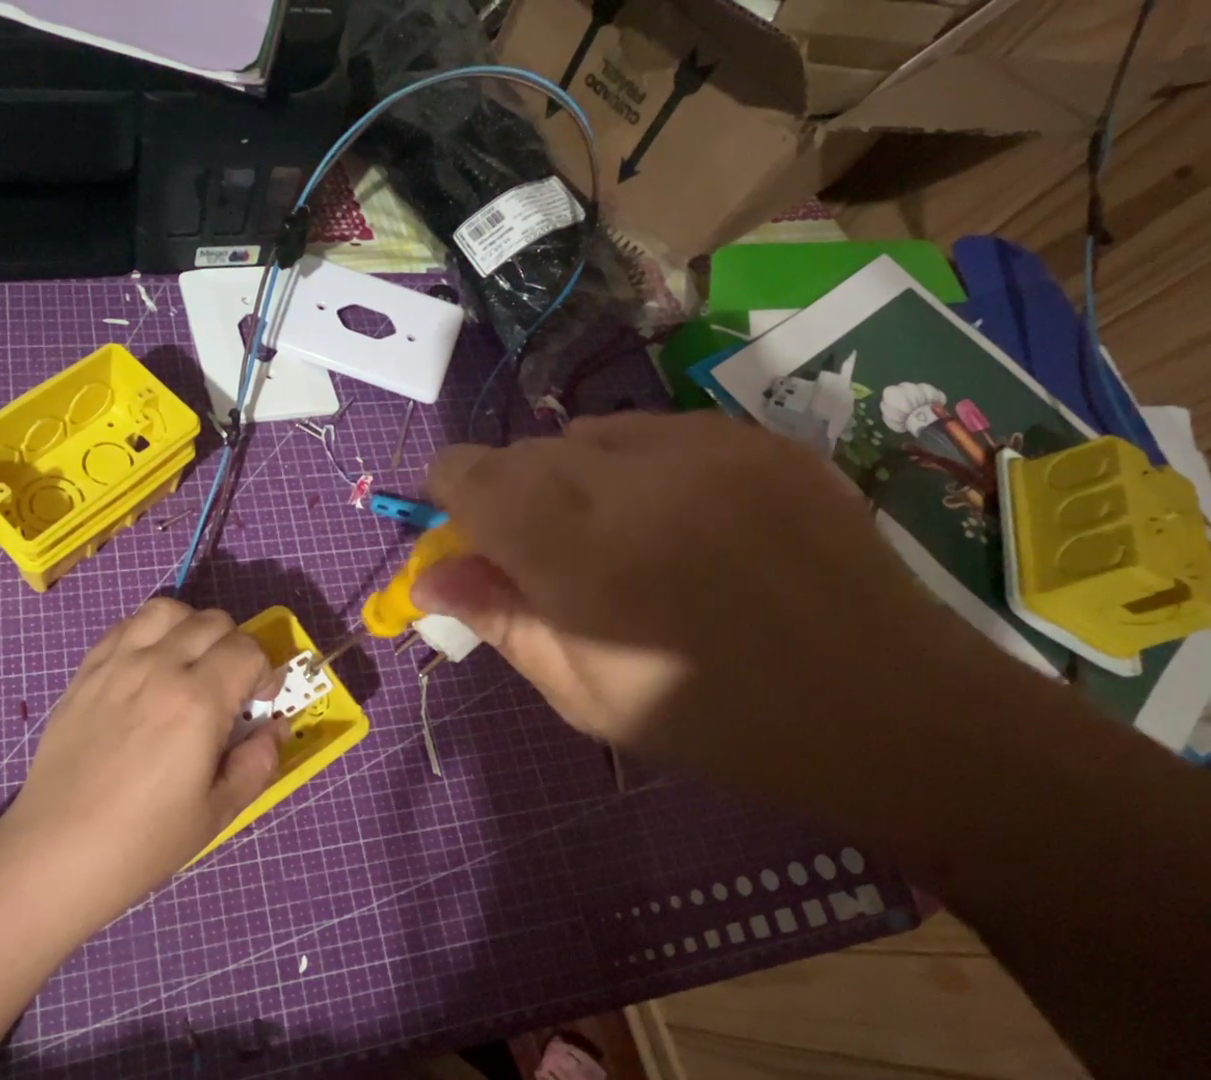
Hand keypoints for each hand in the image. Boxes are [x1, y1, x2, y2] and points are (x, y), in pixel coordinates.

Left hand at [0, 598, 284, 926]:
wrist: (57, 851)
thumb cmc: (144, 841)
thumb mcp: (218, 812)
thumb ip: (257, 762)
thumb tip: (274, 728)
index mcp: (197, 702)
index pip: (247, 649)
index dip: (265, 671)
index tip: (259, 702)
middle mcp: (157, 668)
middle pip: (212, 621)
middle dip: (234, 646)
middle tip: (229, 686)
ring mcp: (116, 665)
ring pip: (165, 610)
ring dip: (189, 628)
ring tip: (188, 664)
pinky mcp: (85, 672)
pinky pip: (124, 626)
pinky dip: (147, 633)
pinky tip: (148, 668)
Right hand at [412, 412, 979, 777]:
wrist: (892, 710)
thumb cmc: (718, 724)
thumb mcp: (584, 695)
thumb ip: (500, 619)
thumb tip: (430, 574)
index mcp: (585, 556)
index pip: (473, 475)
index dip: (448, 492)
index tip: (457, 528)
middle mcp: (637, 480)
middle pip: (523, 451)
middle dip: (507, 493)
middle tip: (536, 552)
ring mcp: (706, 448)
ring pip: (586, 432)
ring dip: (570, 476)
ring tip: (610, 533)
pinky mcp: (757, 438)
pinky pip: (655, 429)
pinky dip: (634, 464)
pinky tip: (672, 517)